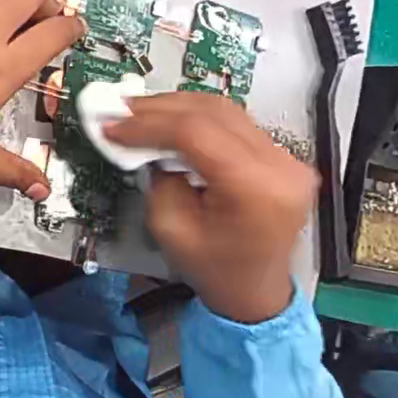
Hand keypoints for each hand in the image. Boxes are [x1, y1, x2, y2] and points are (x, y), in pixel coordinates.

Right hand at [102, 92, 316, 322]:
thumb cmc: (216, 270)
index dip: (147, 124)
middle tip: (119, 111)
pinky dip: (193, 117)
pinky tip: (166, 121)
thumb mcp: (169, 228)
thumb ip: (158, 178)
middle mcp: (279, 166)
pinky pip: (232, 122)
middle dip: (157, 109)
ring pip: (222, 109)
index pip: (196, 133)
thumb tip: (144, 142)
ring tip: (137, 113)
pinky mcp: (278, 155)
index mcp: (256, 189)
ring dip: (174, 107)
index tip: (113, 126)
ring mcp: (284, 158)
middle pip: (211, 112)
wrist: (254, 290)